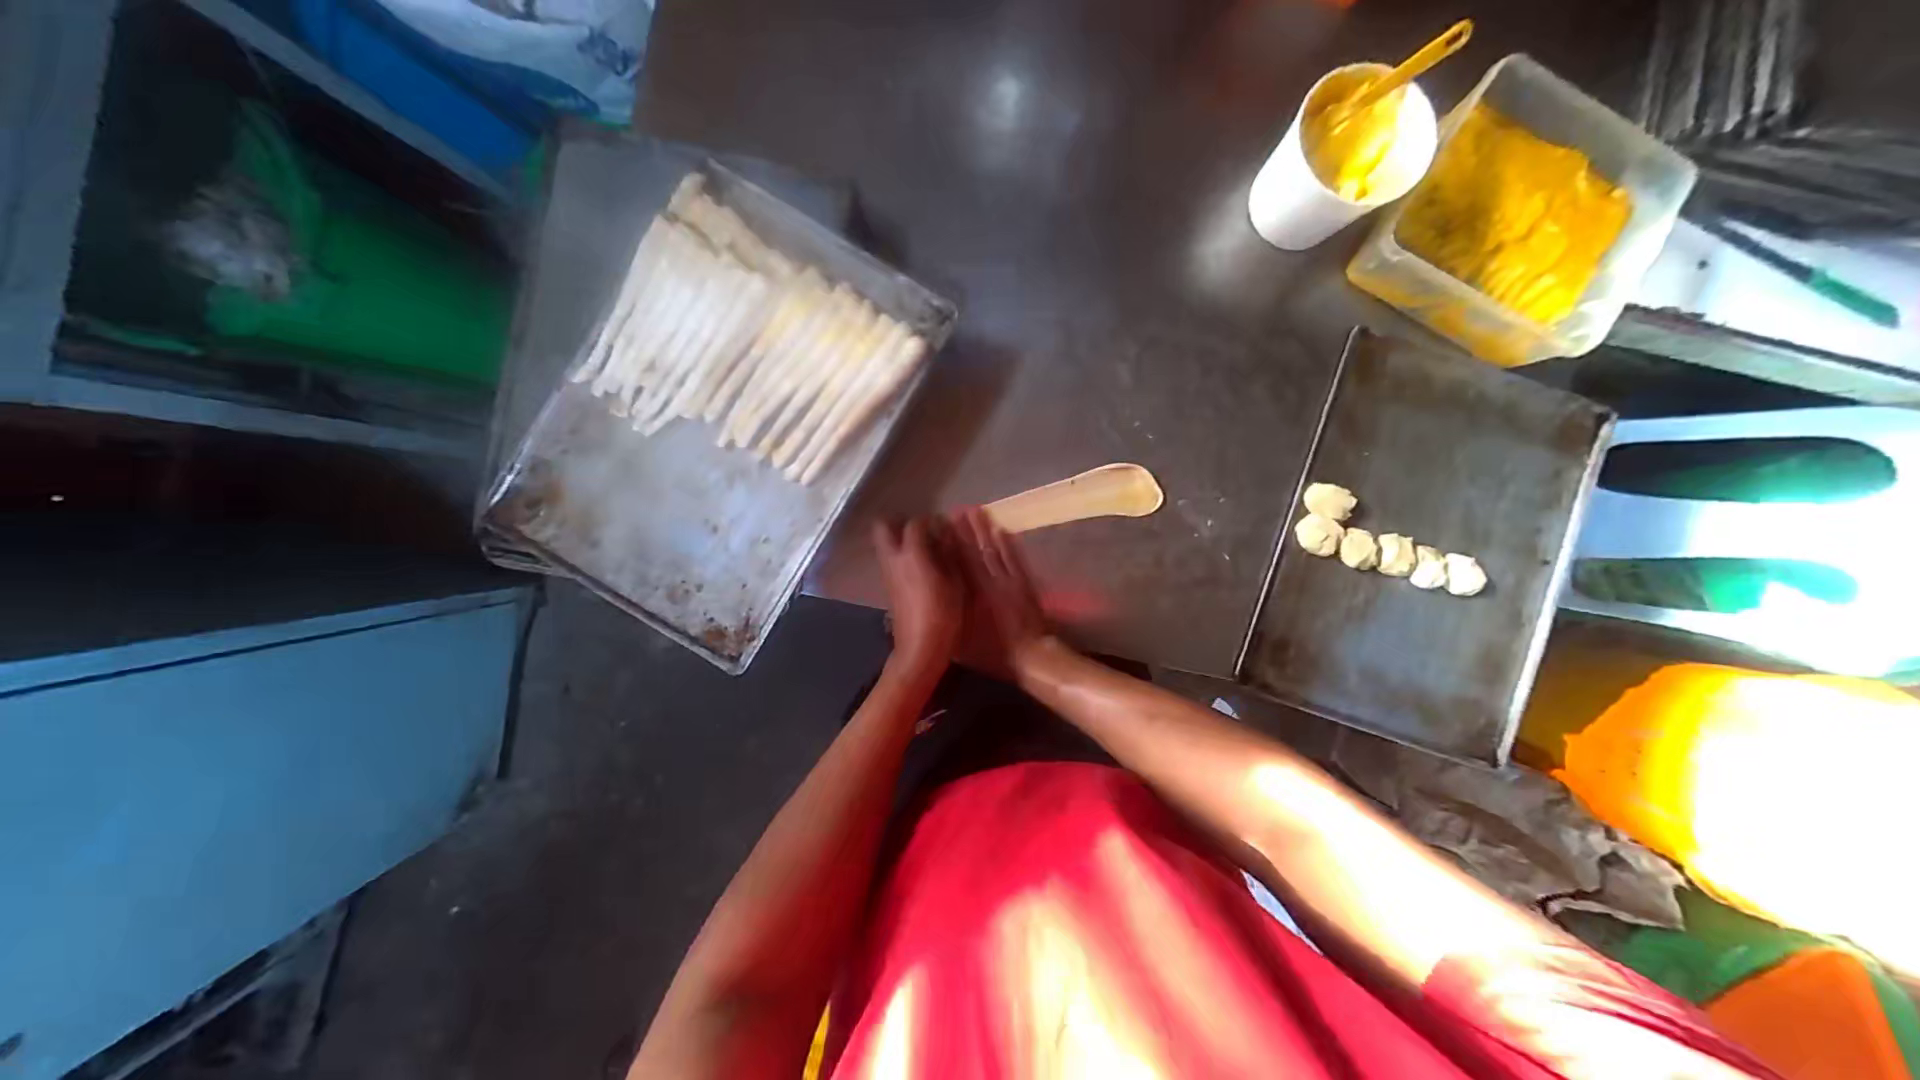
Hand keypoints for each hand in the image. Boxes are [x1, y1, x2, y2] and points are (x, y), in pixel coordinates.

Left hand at [871, 516, 963, 672]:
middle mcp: (894, 559)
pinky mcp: (887, 586)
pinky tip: (920, 567)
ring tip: (923, 548)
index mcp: (912, 554)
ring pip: (883, 543)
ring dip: (899, 540)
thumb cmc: (943, 615)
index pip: (915, 523)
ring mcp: (887, 573)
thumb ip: (950, 554)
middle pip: (883, 526)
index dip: (930, 521)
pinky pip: (889, 560)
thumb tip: (947, 535)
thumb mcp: (956, 582)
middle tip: (921, 530)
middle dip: (899, 522)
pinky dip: (900, 556)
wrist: (919, 648)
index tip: (944, 525)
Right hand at [951, 507, 1056, 678]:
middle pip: (974, 549)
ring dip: (984, 530)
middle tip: (956, 510)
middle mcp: (988, 581)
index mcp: (970, 594)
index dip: (948, 541)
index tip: (939, 524)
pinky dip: (1009, 544)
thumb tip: (928, 604)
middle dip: (965, 529)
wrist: (1032, 657)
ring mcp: (1008, 580)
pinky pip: (1015, 559)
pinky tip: (1003, 530)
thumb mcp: (959, 643)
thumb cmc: (992, 653)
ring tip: (975, 511)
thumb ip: (944, 620)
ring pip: (994, 549)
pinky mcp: (1024, 584)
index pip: (957, 561)